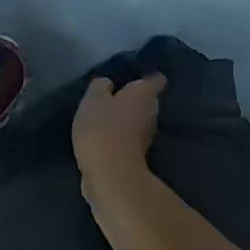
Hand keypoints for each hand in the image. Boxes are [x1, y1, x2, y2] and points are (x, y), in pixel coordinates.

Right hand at [73, 73, 166, 189]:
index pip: (156, 78)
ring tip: (103, 117)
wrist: (110, 174)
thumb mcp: (93, 100)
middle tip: (110, 95)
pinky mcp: (137, 154)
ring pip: (138, 119)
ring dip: (125, 118)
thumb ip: (100, 86)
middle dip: (132, 97)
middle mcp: (152, 111)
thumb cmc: (103, 128)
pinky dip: (120, 135)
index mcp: (145, 93)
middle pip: (146, 99)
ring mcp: (147, 135)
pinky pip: (129, 137)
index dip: (146, 75)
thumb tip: (108, 84)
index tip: (131, 75)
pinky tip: (102, 137)